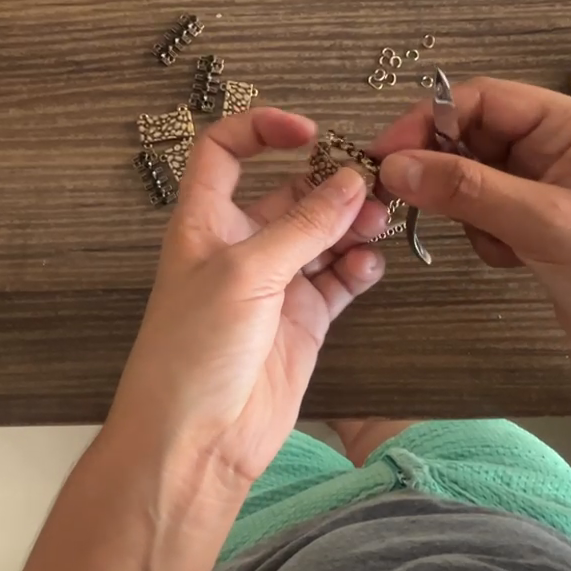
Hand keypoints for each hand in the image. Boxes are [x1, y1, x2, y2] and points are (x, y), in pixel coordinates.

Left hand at [109, 109, 388, 488]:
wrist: (198, 440)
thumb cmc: (194, 350)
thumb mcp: (245, 274)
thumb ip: (302, 226)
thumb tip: (350, 181)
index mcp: (206, 221)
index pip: (223, 153)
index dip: (260, 130)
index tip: (307, 131)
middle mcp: (240, 246)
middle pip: (290, 193)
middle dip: (330, 185)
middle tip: (372, 187)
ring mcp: (275, 283)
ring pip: (322, 235)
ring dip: (352, 224)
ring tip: (377, 225)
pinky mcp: (304, 319)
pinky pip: (339, 279)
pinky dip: (357, 269)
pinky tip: (366, 268)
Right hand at [370, 77, 570, 382]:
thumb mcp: (546, 223)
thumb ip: (467, 190)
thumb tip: (392, 166)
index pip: (484, 100)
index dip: (428, 120)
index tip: (383, 155)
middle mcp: (556, 147)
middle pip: (472, 138)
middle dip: (444, 171)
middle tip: (406, 201)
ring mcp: (544, 188)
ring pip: (470, 179)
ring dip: (467, 210)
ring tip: (500, 243)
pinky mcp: (534, 225)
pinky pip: (482, 213)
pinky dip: (483, 235)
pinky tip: (513, 260)